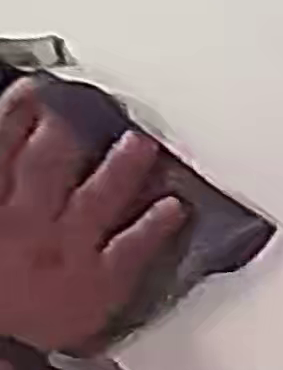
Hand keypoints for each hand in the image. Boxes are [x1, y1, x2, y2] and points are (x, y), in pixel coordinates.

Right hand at [0, 79, 186, 360]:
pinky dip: (156, 225)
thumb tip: (11, 164)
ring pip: (96, 199)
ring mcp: (69, 250)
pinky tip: (178, 206)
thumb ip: (1, 197)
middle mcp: (26, 225)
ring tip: (143, 144)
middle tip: (77, 104)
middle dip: (60, 133)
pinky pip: (134, 246)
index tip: (29, 92)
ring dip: (120, 169)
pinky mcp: (106, 277)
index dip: (11, 120)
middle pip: (42, 169)